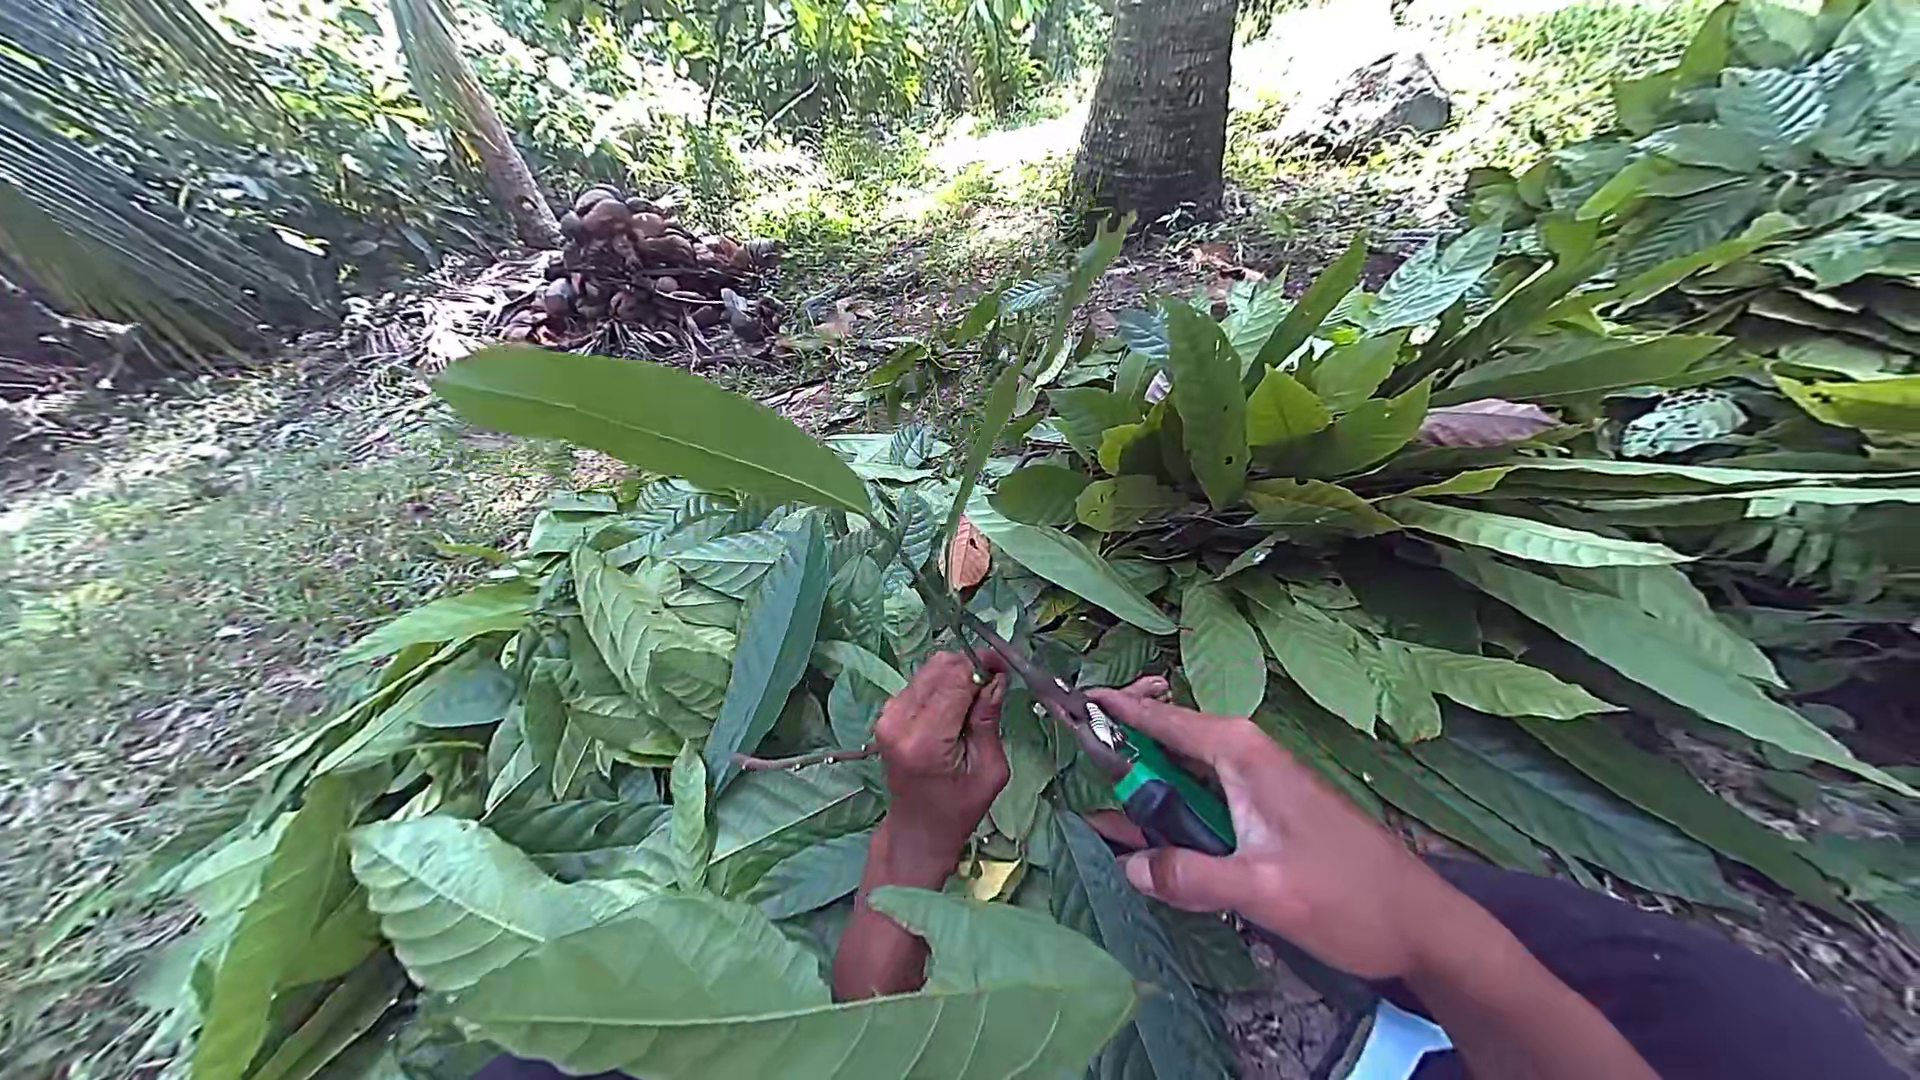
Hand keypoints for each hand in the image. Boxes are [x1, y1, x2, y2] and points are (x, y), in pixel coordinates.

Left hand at [833, 651, 1009, 1000]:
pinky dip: (943, 683)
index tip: (1005, 667)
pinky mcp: (887, 712)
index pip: (955, 679)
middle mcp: (899, 720)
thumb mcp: (989, 769)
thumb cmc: (958, 809)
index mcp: (926, 740)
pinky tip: (956, 704)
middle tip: (995, 681)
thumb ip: (988, 719)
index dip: (982, 664)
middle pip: (940, 667)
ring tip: (977, 696)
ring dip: (957, 673)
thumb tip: (997, 677)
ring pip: (930, 668)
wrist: (916, 830)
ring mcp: (888, 714)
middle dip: (971, 666)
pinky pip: (920, 680)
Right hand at [1083, 686, 1476, 980]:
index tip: (1070, 701)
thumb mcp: (1263, 891)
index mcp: (1238, 748)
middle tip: (1082, 779)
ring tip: (1103, 821)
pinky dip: (1171, 814)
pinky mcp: (1257, 804)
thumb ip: (1189, 875)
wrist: (1425, 925)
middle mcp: (1240, 751)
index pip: (1158, 714)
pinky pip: (1199, 798)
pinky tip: (1148, 842)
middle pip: (1162, 739)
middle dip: (1121, 758)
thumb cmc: (1350, 896)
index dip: (1111, 706)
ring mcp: (1250, 777)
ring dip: (1144, 795)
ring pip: (1178, 773)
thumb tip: (1127, 867)